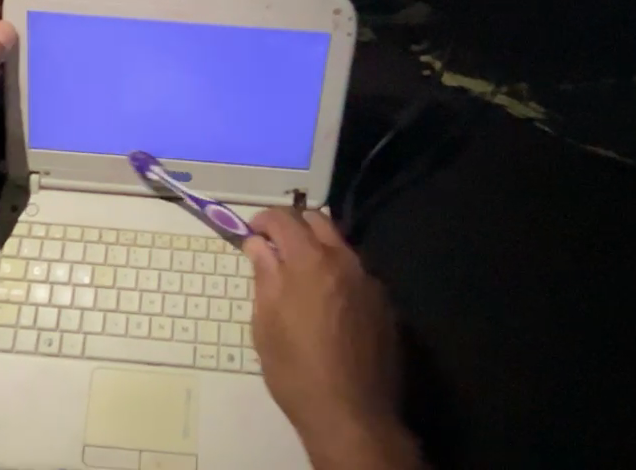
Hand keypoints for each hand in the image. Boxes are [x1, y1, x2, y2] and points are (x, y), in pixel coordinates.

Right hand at [244, 209, 416, 465]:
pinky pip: (356, 272)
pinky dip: (337, 273)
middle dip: (293, 226)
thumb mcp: (266, 322)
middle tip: (275, 247)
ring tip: (301, 275)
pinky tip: (328, 302)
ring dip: (318, 248)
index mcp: (310, 260)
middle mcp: (344, 260)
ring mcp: (368, 280)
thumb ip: (264, 274)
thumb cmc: (297, 370)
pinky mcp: (384, 303)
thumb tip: (257, 243)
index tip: (252, 232)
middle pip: (317, 221)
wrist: (353, 416)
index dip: (263, 219)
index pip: (284, 218)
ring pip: (340, 245)